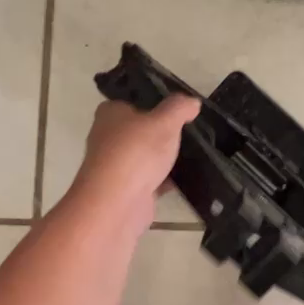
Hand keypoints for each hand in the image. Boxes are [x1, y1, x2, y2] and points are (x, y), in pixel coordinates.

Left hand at [65, 96, 199, 220]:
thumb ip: (180, 108)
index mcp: (110, 114)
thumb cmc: (136, 152)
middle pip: (140, 131)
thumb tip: (192, 101)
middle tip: (190, 131)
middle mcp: (108, 138)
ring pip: (146, 157)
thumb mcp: (164, 121)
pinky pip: (151, 180)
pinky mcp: (126, 190)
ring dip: (164, 158)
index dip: (155, 103)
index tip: (180, 109)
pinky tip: (187, 179)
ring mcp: (116, 166)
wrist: (117, 202)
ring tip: (194, 153)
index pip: (133, 102)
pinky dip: (166, 180)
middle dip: (162, 133)